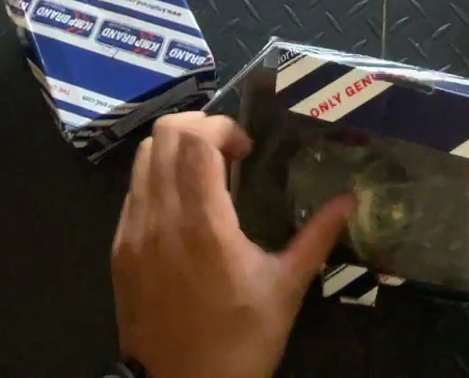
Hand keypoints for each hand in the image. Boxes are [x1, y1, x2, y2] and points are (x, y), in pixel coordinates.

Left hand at [111, 112, 354, 377]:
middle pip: (165, 134)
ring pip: (143, 155)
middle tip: (226, 150)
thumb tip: (349, 198)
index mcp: (203, 222)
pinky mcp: (118, 247)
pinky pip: (133, 188)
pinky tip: (181, 202)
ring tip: (204, 171)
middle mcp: (160, 216)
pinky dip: (156, 176)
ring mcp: (133, 230)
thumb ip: (316, 236)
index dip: (222, 127)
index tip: (246, 149)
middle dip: (198, 126)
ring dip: (174, 148)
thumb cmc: (239, 342)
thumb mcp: (285, 289)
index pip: (197, 139)